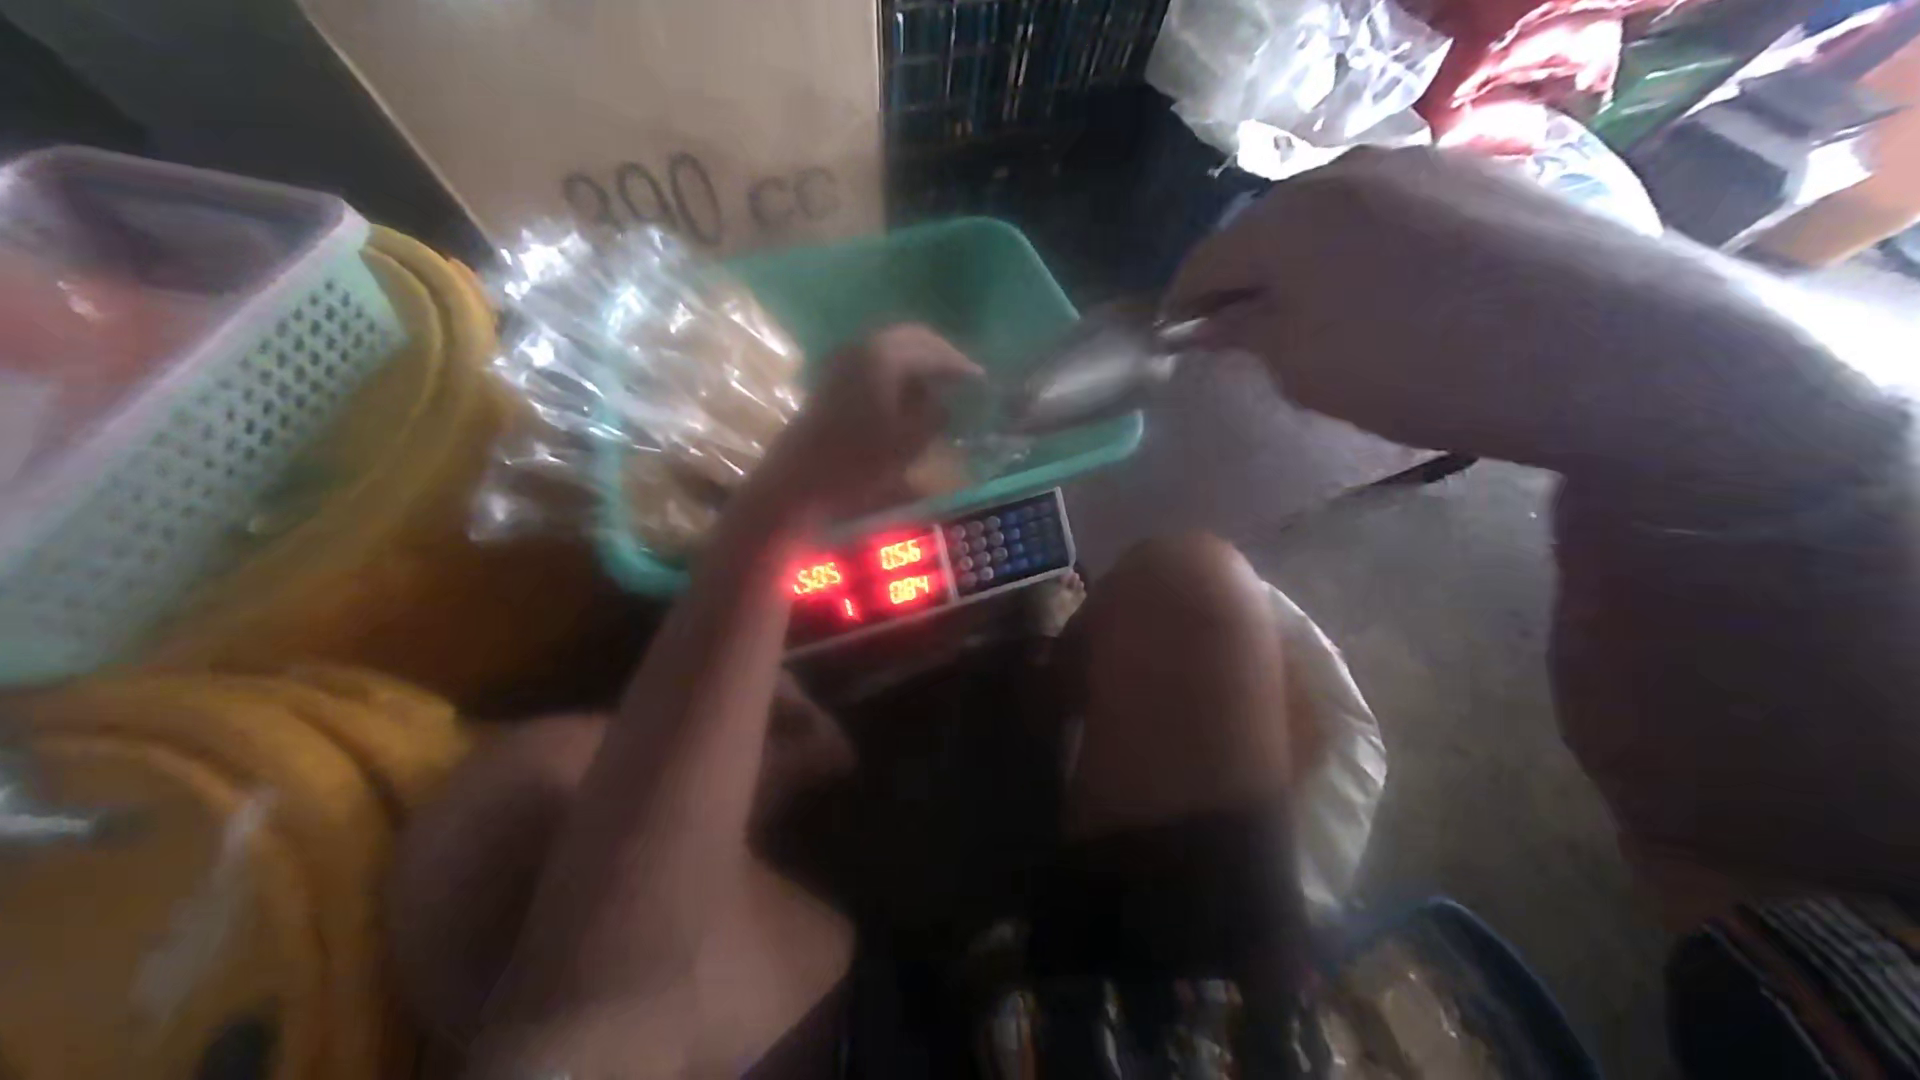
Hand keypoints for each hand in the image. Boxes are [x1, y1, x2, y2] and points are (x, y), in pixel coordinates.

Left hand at [769, 323, 982, 511]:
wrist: (799, 479)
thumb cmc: (858, 462)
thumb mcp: (909, 442)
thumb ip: (935, 414)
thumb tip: (947, 400)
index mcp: (886, 356)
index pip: (934, 350)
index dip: (960, 365)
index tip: (981, 379)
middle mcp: (864, 346)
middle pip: (913, 337)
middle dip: (940, 353)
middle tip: (963, 374)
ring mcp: (844, 358)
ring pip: (892, 345)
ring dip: (918, 358)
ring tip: (939, 382)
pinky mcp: (832, 375)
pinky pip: (875, 358)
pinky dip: (898, 367)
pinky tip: (908, 390)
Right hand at [1168, 147, 1888, 497]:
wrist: (1601, 341)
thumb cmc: (1414, 365)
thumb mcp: (1302, 365)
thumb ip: (1242, 334)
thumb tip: (1205, 323)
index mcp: (1286, 217)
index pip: (1203, 261)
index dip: (1180, 305)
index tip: (1171, 341)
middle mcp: (1344, 170)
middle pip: (1262, 231)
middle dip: (1240, 282)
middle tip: (1236, 331)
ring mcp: (1418, 163)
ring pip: (1325, 218)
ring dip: (1299, 264)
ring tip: (1308, 313)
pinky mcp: (1477, 173)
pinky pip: (1384, 213)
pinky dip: (1356, 252)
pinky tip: (1380, 291)